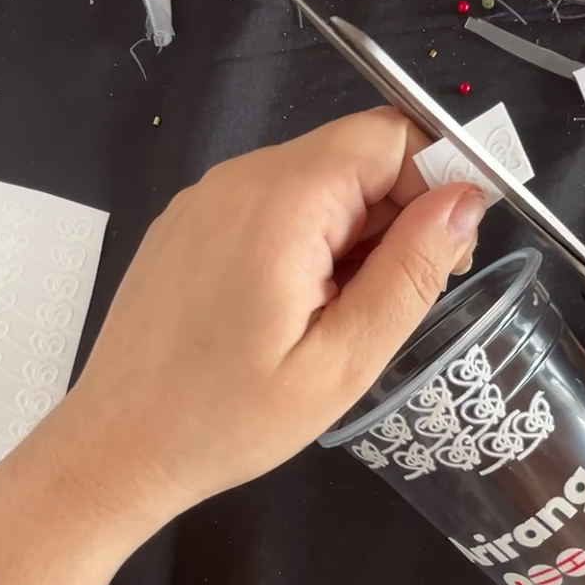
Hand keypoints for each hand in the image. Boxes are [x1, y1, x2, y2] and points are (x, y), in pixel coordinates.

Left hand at [49, 107, 487, 516]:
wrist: (118, 448)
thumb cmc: (230, 421)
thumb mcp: (342, 361)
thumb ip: (410, 273)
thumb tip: (466, 198)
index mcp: (280, 201)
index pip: (387, 135)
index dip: (435, 181)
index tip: (445, 256)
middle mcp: (237, 178)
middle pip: (351, 157)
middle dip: (396, 215)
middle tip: (391, 303)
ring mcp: (205, 198)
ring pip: (316, 183)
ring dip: (352, 235)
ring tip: (338, 317)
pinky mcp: (189, 224)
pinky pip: (271, 205)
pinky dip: (306, 241)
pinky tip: (293, 309)